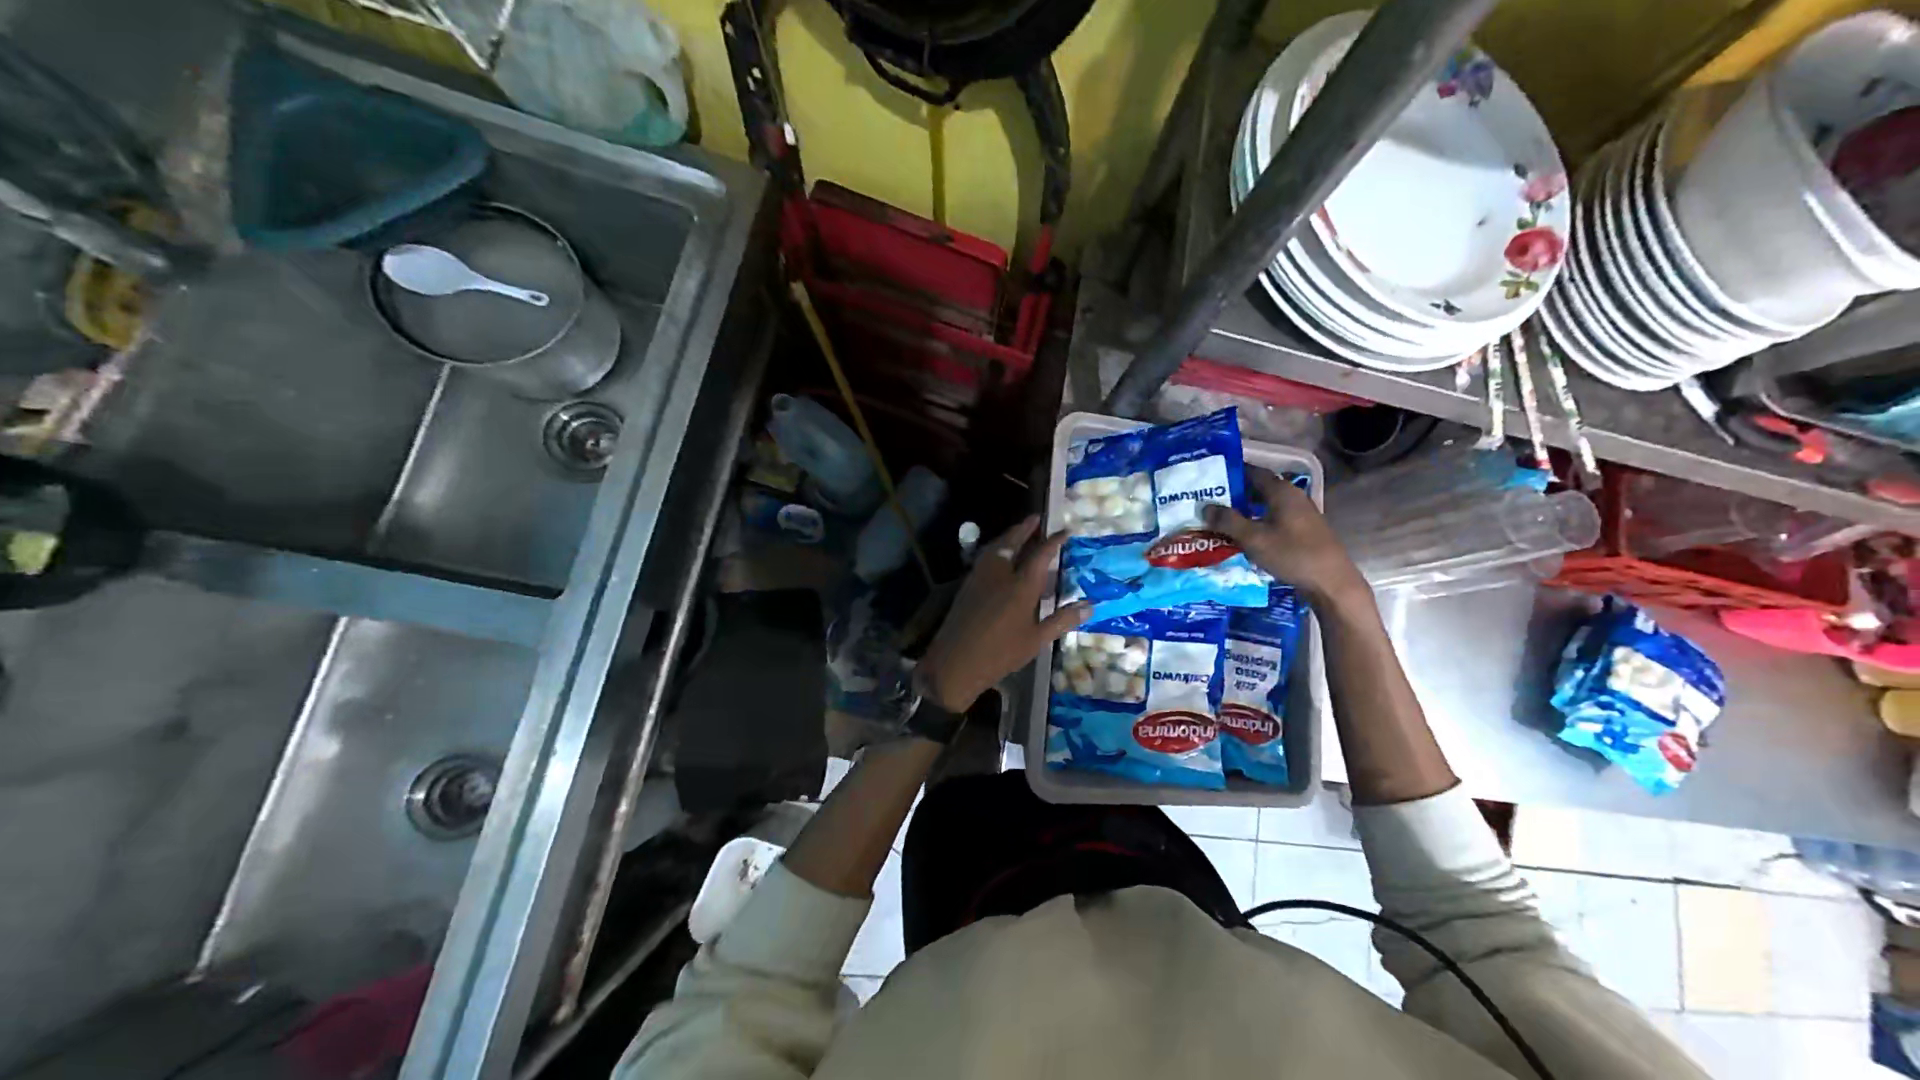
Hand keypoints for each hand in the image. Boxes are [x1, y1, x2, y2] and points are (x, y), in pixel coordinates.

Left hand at [916, 515, 1089, 712]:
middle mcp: (1000, 574)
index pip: (1041, 555)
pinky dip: (996, 548)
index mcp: (1021, 586)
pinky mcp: (967, 585)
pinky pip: (984, 557)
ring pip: (996, 547)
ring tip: (1019, 531)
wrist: (955, 662)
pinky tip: (999, 555)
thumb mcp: (1036, 640)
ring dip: (1009, 535)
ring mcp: (980, 577)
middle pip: (1013, 542)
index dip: (1054, 541)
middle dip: (1026, 528)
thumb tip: (1090, 606)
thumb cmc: (1001, 653)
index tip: (1066, 531)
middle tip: (1037, 517)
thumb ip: (1062, 620)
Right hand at [1204, 468, 1369, 608]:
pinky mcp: (1302, 530)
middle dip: (1233, 495)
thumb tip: (1205, 507)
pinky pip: (1273, 520)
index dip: (1230, 472)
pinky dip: (1256, 523)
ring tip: (1219, 520)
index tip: (1208, 478)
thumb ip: (1227, 521)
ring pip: (1265, 506)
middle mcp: (1292, 496)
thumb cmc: (1292, 554)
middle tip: (1207, 502)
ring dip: (1243, 511)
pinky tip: (1242, 536)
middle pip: (1258, 489)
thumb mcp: (1253, 538)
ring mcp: (1299, 514)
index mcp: (1281, 491)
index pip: (1252, 471)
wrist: (1330, 582)